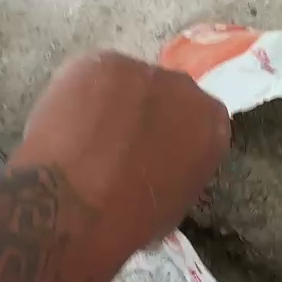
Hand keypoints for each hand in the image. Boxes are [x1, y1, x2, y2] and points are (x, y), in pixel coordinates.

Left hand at [10, 50, 229, 255]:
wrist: (76, 204)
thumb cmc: (131, 218)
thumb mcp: (175, 202)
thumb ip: (181, 169)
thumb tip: (163, 167)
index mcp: (212, 124)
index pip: (199, 121)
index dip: (174, 135)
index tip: (156, 151)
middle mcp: (186, 88)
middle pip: (167, 93)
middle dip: (148, 112)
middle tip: (121, 141)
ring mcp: (142, 70)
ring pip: (127, 82)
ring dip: (113, 102)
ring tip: (87, 133)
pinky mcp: (100, 62)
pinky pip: (92, 75)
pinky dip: (81, 94)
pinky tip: (68, 122)